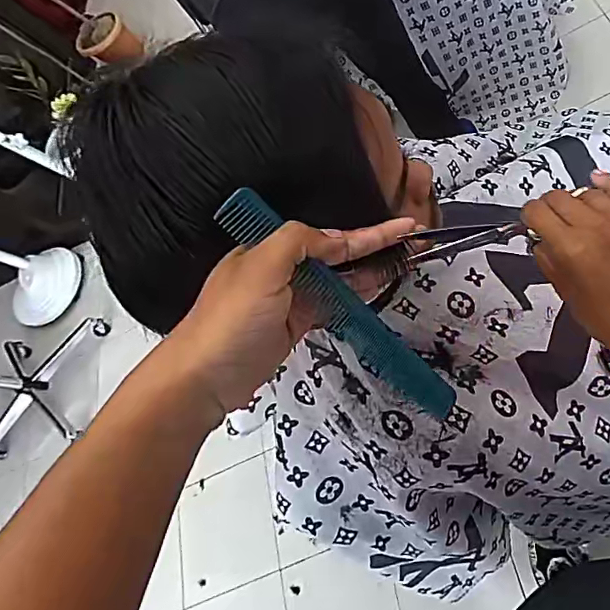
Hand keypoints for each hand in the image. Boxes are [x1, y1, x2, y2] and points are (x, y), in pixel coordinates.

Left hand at [154, 217, 415, 418]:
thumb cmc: (225, 325)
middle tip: (410, 241)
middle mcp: (281, 270)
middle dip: (374, 246)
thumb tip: (334, 237)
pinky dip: (356, 296)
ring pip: (339, 278)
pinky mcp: (296, 324)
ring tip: (403, 262)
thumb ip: (297, 242)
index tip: (401, 227)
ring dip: (370, 269)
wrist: (200, 382)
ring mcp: (290, 298)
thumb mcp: (260, 269)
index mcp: (268, 249)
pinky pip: (334, 303)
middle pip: (337, 253)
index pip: (328, 236)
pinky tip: (375, 289)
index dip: (367, 233)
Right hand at [523, 172, 609, 355]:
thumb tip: (540, 240)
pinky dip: (608, 185)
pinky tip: (600, 184)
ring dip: (580, 201)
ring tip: (582, 217)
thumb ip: (549, 260)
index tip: (533, 219)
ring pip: (588, 191)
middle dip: (551, 206)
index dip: (531, 215)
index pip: (537, 211)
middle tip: (554, 218)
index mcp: (573, 248)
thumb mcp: (567, 293)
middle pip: (559, 196)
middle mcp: (598, 228)